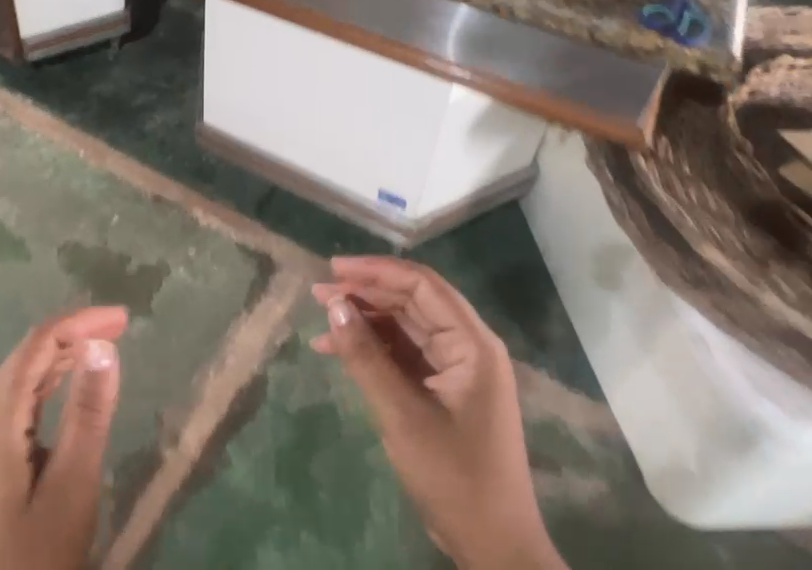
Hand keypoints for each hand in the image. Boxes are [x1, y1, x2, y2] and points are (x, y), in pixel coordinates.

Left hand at [0, 306, 128, 569]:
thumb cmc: (31, 557)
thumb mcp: (70, 488)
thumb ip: (87, 414)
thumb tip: (102, 346)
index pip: (38, 344)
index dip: (80, 322)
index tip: (124, 318)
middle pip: (25, 356)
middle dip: (72, 333)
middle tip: (121, 327)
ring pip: (19, 379)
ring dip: (60, 358)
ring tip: (103, 347)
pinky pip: (14, 404)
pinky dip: (46, 386)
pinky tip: (69, 388)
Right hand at [312, 256, 564, 569]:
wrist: (493, 544)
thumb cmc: (453, 475)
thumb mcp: (402, 414)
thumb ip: (366, 357)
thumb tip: (334, 306)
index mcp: (473, 343)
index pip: (422, 286)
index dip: (377, 271)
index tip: (333, 269)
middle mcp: (469, 346)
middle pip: (414, 303)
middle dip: (367, 293)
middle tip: (319, 293)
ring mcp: (460, 370)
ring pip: (408, 327)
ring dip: (367, 321)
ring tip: (322, 319)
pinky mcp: (448, 392)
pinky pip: (408, 355)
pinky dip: (376, 349)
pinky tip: (340, 351)